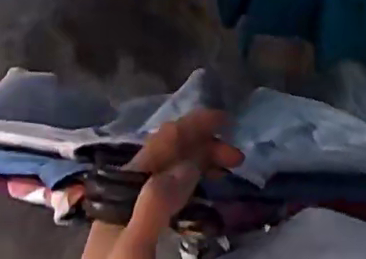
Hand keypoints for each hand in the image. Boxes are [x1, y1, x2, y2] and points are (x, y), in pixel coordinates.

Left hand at [81, 110, 243, 258]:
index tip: (227, 121)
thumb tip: (189, 163)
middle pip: (170, 154)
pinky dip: (192, 188)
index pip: (164, 142)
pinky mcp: (142, 236)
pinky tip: (203, 198)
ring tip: (226, 170)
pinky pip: (171, 198)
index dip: (194, 125)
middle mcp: (131, 192)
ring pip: (171, 174)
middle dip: (203, 145)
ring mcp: (136, 214)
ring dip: (199, 163)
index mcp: (128, 186)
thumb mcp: (134, 248)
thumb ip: (156, 202)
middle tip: (238, 157)